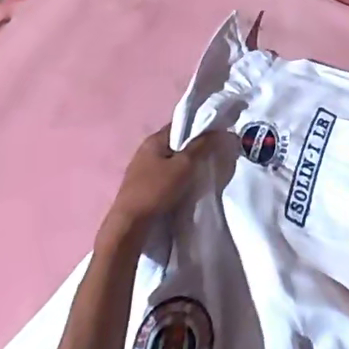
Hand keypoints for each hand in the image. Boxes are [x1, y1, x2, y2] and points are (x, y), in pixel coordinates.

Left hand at [98, 126, 233, 248]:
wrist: (129, 224)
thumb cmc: (156, 190)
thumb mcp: (183, 166)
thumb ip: (200, 147)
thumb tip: (218, 131)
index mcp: (153, 139)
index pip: (180, 125)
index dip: (198, 128)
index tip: (215, 136)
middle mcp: (145, 149)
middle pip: (174, 143)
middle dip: (192, 148)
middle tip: (211, 156)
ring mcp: (141, 168)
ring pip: (169, 160)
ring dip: (184, 165)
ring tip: (200, 172)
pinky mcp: (141, 185)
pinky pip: (163, 174)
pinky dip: (175, 177)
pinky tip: (184, 186)